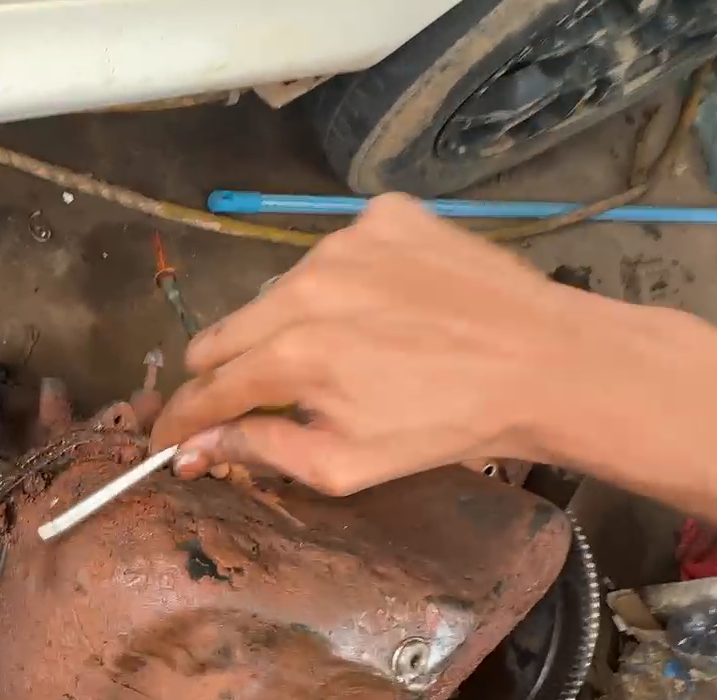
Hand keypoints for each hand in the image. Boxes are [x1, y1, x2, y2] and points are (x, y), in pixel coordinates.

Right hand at [149, 193, 694, 492]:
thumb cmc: (442, 429)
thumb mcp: (341, 465)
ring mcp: (342, 243)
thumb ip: (255, 451)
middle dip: (219, 379)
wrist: (550, 362)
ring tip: (326, 354)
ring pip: (263, 298)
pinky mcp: (381, 217)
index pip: (201, 392)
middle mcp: (301, 287)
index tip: (165, 442)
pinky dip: (328, 291)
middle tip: (249, 403)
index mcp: (289, 355)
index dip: (176, 424)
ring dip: (274, 333)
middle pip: (214, 338)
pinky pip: (321, 258)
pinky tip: (369, 311)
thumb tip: (191, 448)